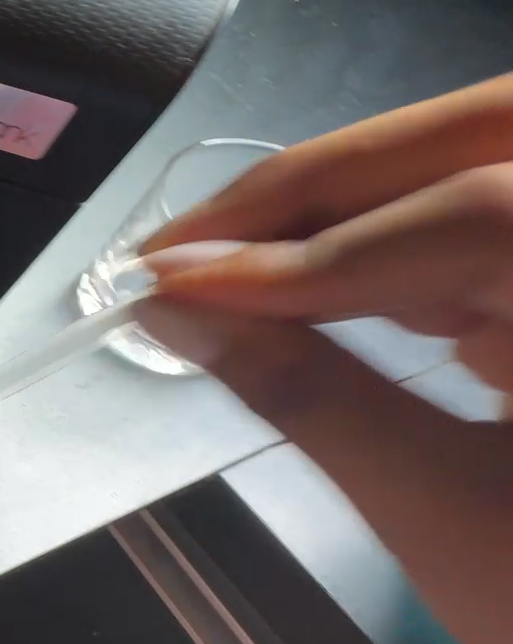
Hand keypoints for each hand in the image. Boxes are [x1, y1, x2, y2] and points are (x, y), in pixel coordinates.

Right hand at [133, 73, 512, 643]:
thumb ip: (301, 393)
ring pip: (471, 161)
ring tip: (214, 268)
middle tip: (176, 247)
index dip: (297, 252)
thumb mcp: (438, 506)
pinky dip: (368, 242)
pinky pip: (471, 215)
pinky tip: (296, 289)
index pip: (477, 217)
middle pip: (484, 137)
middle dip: (310, 188)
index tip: (163, 288)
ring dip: (329, 209)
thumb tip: (173, 314)